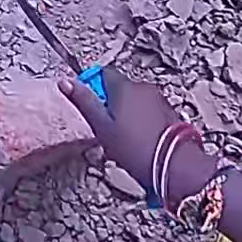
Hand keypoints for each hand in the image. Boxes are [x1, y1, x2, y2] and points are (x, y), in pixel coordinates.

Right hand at [59, 67, 215, 202]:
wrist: (175, 168)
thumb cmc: (137, 149)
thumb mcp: (102, 127)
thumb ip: (83, 102)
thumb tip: (65, 82)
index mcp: (125, 87)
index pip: (103, 73)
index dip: (92, 88)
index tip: (89, 107)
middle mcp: (144, 89)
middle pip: (119, 89)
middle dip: (109, 105)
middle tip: (104, 128)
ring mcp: (159, 101)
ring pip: (134, 102)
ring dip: (125, 115)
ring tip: (122, 140)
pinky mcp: (169, 115)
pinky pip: (147, 113)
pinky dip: (140, 123)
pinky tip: (138, 143)